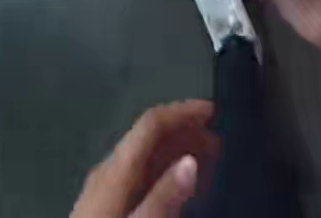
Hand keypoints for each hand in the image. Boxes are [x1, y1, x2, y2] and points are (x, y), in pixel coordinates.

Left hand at [69, 101, 216, 217]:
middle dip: (184, 133)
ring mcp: (103, 190)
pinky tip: (178, 191)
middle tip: (217, 144)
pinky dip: (162, 174)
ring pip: (144, 157)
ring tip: (205, 163)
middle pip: (148, 137)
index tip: (213, 113)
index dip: (182, 112)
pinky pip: (138, 177)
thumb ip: (164, 199)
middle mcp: (108, 172)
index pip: (151, 124)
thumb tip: (190, 162)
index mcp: (116, 170)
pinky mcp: (103, 210)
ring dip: (175, 153)